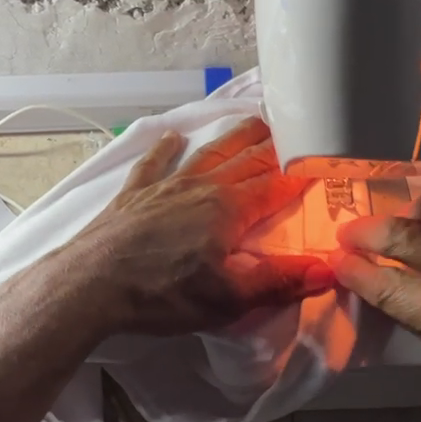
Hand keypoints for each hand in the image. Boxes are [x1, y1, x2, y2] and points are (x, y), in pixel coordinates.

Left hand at [62, 117, 333, 336]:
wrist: (91, 285)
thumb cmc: (163, 295)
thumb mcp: (229, 299)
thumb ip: (280, 282)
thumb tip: (329, 269)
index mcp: (230, 210)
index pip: (275, 187)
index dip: (299, 177)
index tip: (320, 166)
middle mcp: (202, 187)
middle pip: (246, 160)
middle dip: (274, 147)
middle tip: (295, 132)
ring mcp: (166, 185)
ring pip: (208, 153)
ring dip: (233, 138)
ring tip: (253, 122)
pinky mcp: (134, 192)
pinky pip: (154, 162)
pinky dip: (165, 148)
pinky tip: (172, 136)